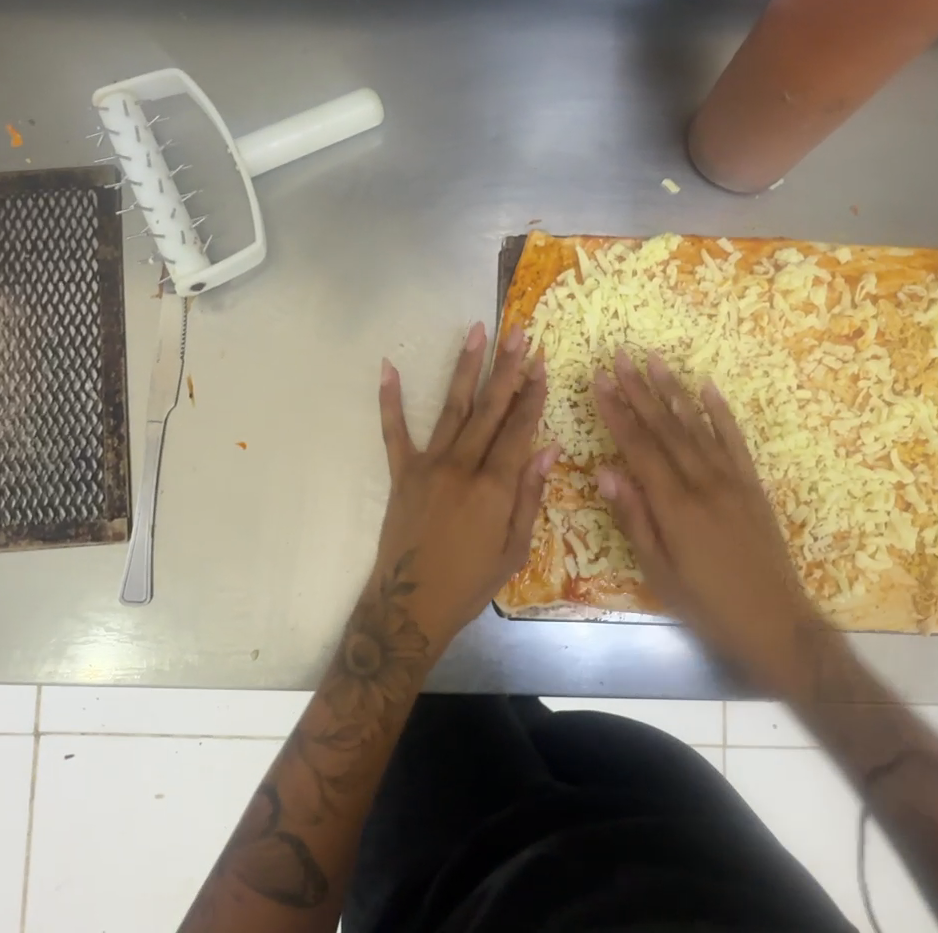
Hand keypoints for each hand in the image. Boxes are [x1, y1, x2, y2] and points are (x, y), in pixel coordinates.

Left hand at [373, 322, 557, 649]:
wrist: (411, 605)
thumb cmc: (470, 583)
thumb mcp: (514, 548)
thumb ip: (530, 495)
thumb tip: (549, 448)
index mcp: (495, 487)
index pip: (519, 429)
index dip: (533, 395)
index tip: (543, 363)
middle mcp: (462, 467)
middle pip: (489, 409)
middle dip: (507, 368)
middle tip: (518, 332)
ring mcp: (428, 466)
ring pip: (451, 408)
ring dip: (465, 368)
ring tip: (477, 332)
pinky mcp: (400, 473)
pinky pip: (394, 431)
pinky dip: (390, 399)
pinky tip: (388, 367)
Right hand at [592, 350, 825, 684]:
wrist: (776, 623)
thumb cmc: (707, 605)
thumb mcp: (659, 571)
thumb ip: (633, 518)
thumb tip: (604, 471)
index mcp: (674, 506)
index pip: (638, 447)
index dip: (616, 411)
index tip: (599, 380)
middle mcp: (704, 483)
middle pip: (666, 427)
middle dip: (640, 389)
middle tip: (621, 355)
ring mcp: (732, 481)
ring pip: (697, 426)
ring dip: (674, 391)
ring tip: (655, 360)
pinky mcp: (753, 486)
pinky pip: (734, 441)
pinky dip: (720, 413)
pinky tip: (707, 389)